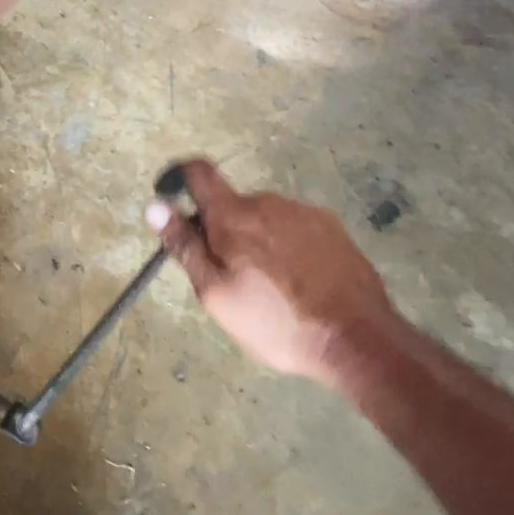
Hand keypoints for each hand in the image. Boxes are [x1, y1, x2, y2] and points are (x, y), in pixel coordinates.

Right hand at [152, 159, 398, 387]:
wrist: (358, 341)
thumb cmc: (274, 322)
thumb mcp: (215, 294)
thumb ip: (185, 246)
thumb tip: (155, 206)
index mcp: (233, 215)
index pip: (199, 173)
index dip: (181, 179)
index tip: (177, 203)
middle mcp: (268, 202)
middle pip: (233, 206)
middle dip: (226, 231)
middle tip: (233, 277)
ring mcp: (305, 213)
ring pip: (266, 219)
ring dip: (259, 240)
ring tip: (272, 286)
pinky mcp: (334, 229)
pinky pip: (296, 229)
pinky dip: (288, 248)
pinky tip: (301, 283)